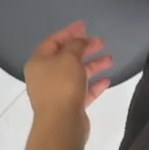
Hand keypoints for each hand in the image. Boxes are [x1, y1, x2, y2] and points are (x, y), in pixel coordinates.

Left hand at [23, 22, 113, 139]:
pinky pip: (82, 90)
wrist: (61, 123)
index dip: (69, 32)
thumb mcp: (69, 58)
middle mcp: (45, 76)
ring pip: (76, 74)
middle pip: (66, 57)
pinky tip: (107, 80)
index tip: (85, 25)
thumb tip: (80, 41)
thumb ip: (76, 45)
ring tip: (110, 59)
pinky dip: (94, 84)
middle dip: (84, 48)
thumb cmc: (62, 85)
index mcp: (39, 62)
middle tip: (101, 41)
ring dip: (92, 65)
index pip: (54, 41)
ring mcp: (56, 92)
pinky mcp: (68, 106)